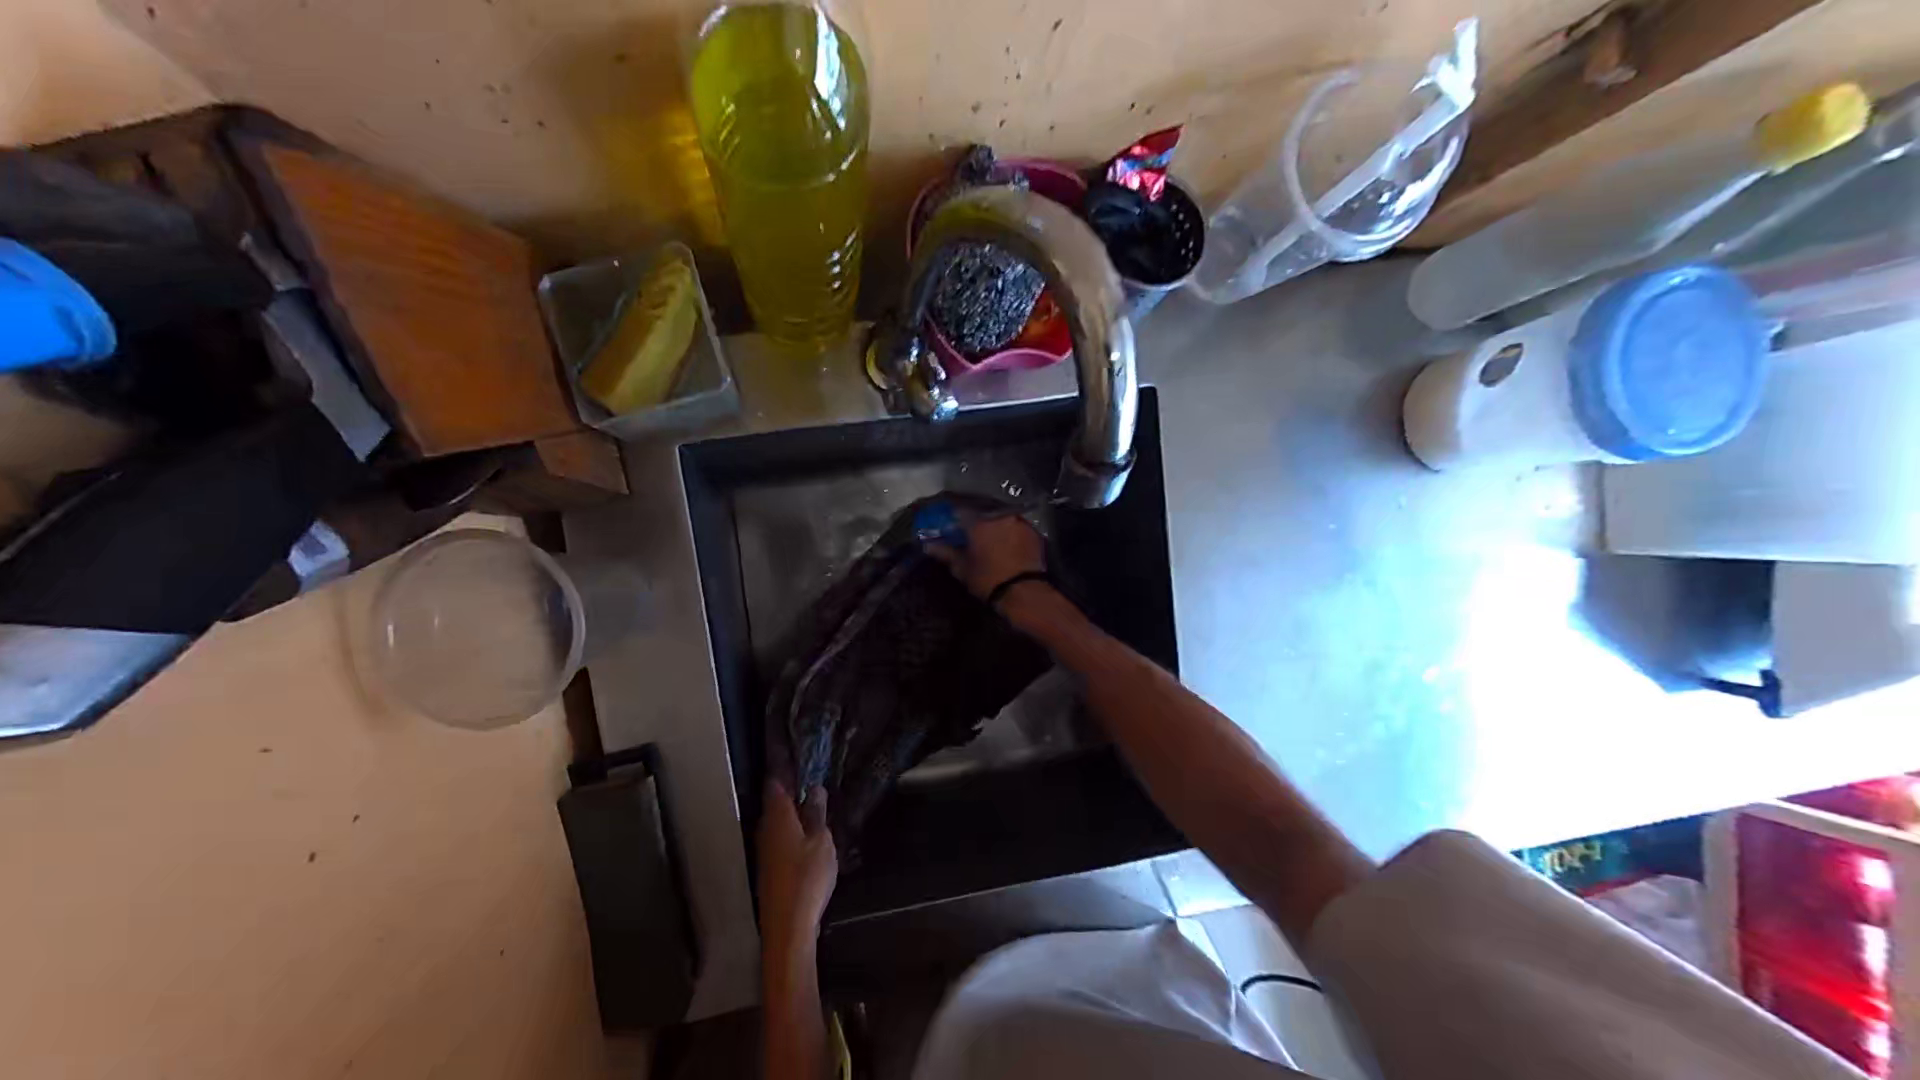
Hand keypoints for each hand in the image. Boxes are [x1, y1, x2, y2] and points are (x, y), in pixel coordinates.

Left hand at [757, 780, 837, 954]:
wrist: (788, 927)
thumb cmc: (807, 878)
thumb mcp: (821, 841)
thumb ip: (816, 814)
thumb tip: (814, 789)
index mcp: (777, 817)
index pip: (776, 783)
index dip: (785, 768)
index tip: (798, 755)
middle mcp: (765, 830)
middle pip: (774, 802)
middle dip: (791, 790)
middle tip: (812, 779)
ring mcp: (765, 851)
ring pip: (777, 821)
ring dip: (792, 812)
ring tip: (814, 804)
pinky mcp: (769, 869)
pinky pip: (780, 839)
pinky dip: (792, 831)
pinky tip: (807, 836)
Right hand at [926, 513, 1044, 601]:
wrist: (1024, 593)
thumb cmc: (988, 580)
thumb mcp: (962, 569)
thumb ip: (946, 553)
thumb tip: (929, 546)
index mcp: (978, 522)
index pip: (960, 510)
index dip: (954, 517)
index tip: (952, 525)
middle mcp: (999, 515)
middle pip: (983, 511)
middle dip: (976, 520)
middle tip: (972, 532)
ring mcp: (1019, 521)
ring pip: (1002, 517)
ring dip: (995, 524)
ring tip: (991, 537)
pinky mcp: (1033, 531)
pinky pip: (1017, 526)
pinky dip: (1011, 531)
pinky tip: (1008, 542)